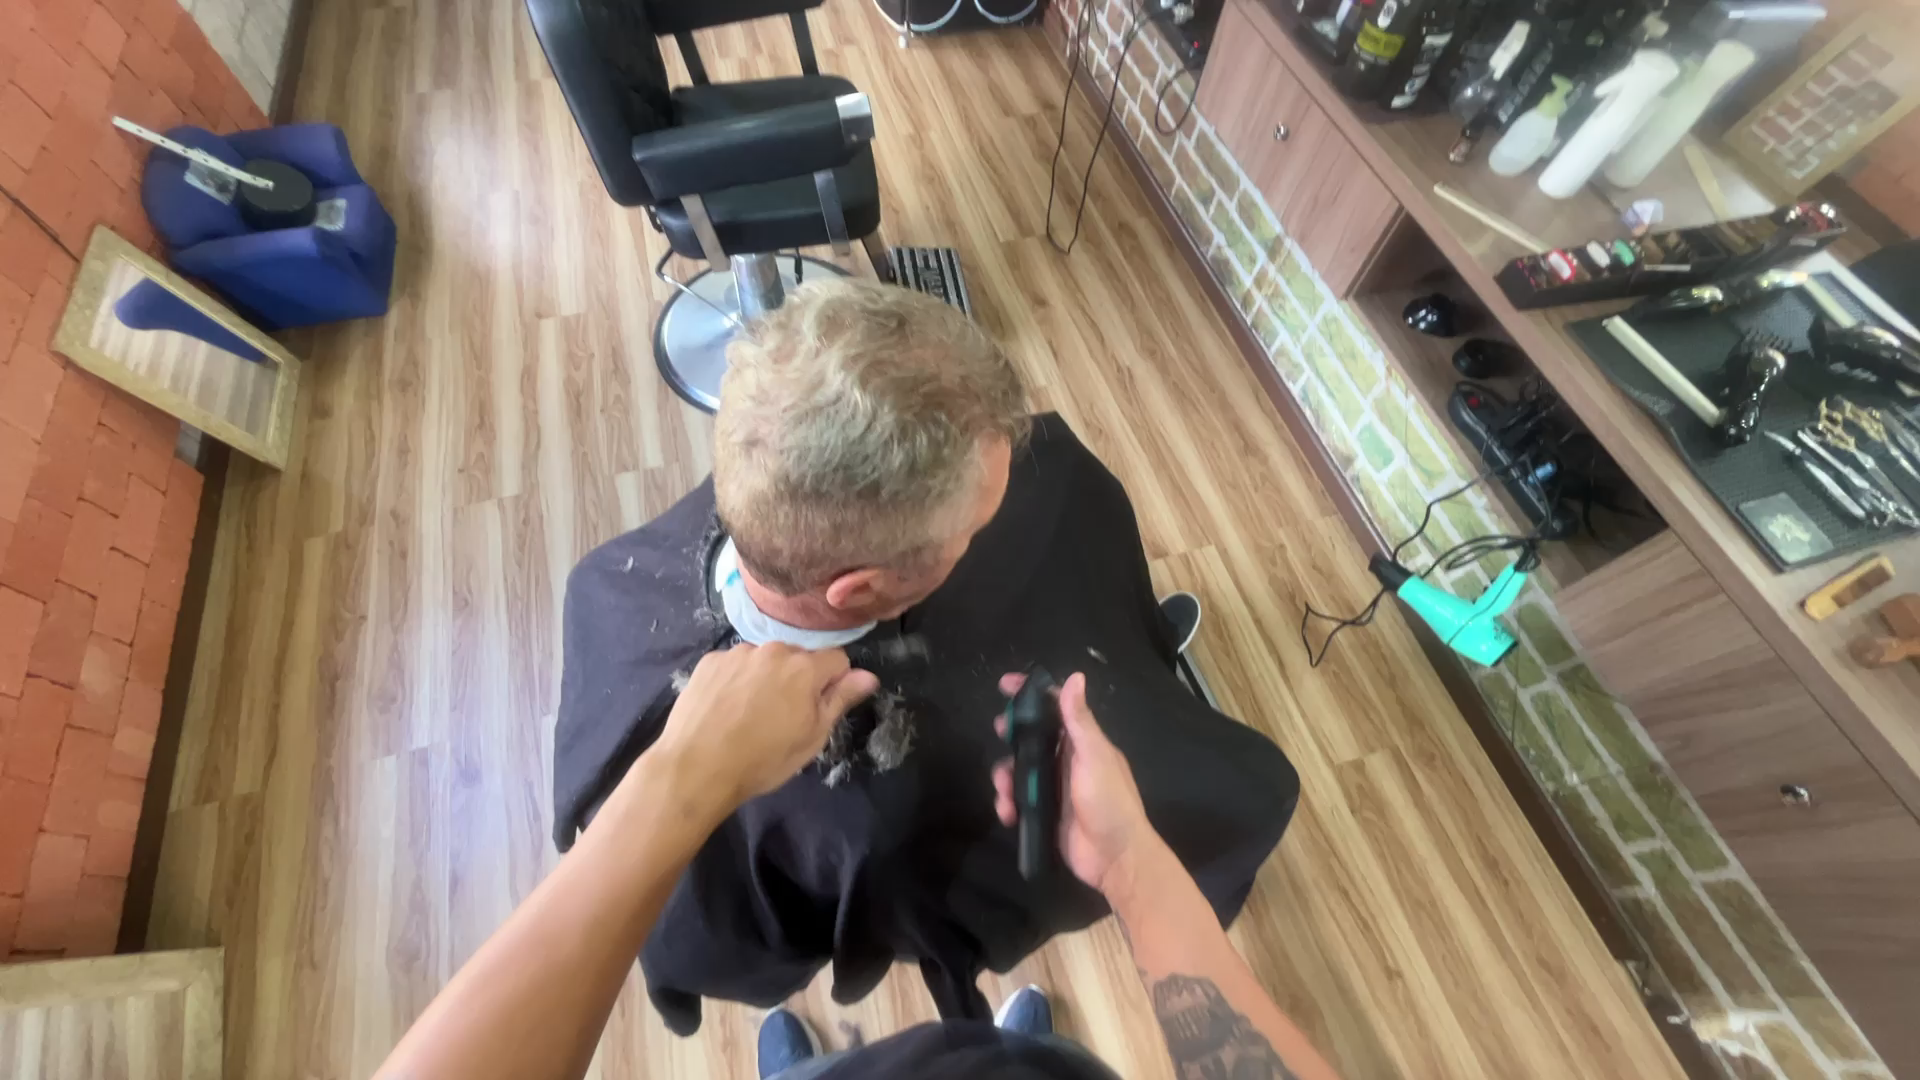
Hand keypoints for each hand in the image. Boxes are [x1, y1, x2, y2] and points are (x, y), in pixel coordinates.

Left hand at [650, 644, 878, 818]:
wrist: (696, 769)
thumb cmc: (763, 760)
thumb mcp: (812, 737)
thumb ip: (841, 699)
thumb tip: (870, 675)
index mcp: (805, 668)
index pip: (837, 659)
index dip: (834, 683)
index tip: (818, 708)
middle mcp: (774, 649)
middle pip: (799, 657)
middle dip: (798, 679)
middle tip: (782, 716)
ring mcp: (738, 652)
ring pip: (765, 659)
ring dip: (766, 677)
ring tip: (749, 713)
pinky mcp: (710, 661)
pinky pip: (734, 664)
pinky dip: (736, 680)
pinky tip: (725, 708)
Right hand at [992, 672, 1162, 898]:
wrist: (1115, 859)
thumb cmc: (1109, 801)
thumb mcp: (1095, 756)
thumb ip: (1080, 720)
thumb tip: (1075, 676)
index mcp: (1082, 742)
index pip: (1054, 707)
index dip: (1030, 693)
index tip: (1005, 684)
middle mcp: (1066, 759)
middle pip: (1031, 737)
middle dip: (1011, 733)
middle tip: (999, 731)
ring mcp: (1053, 787)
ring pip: (1019, 769)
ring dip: (1006, 775)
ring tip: (1004, 788)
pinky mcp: (1043, 812)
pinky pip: (1017, 799)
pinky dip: (1008, 802)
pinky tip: (1007, 812)